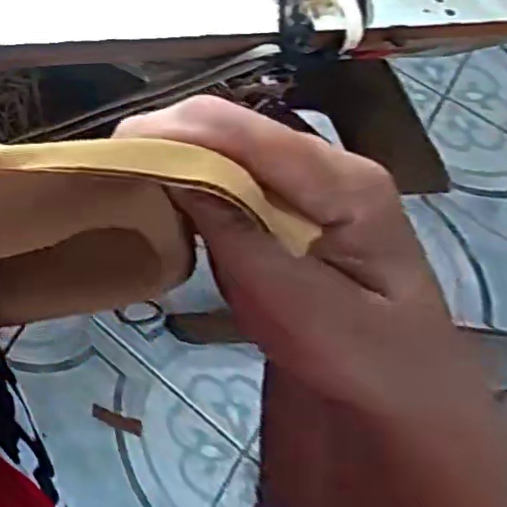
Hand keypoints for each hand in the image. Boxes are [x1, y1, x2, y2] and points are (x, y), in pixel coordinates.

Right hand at [114, 95, 487, 423]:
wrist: (396, 387)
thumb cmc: (357, 356)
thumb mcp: (295, 304)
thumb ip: (234, 233)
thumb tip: (167, 171)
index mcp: (345, 183)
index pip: (242, 132)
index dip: (172, 135)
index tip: (115, 157)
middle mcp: (323, 158)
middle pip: (221, 118)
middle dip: (158, 135)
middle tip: (110, 169)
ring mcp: (302, 167)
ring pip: (211, 128)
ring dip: (162, 146)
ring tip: (124, 174)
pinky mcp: (277, 182)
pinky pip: (214, 152)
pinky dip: (176, 160)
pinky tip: (156, 184)